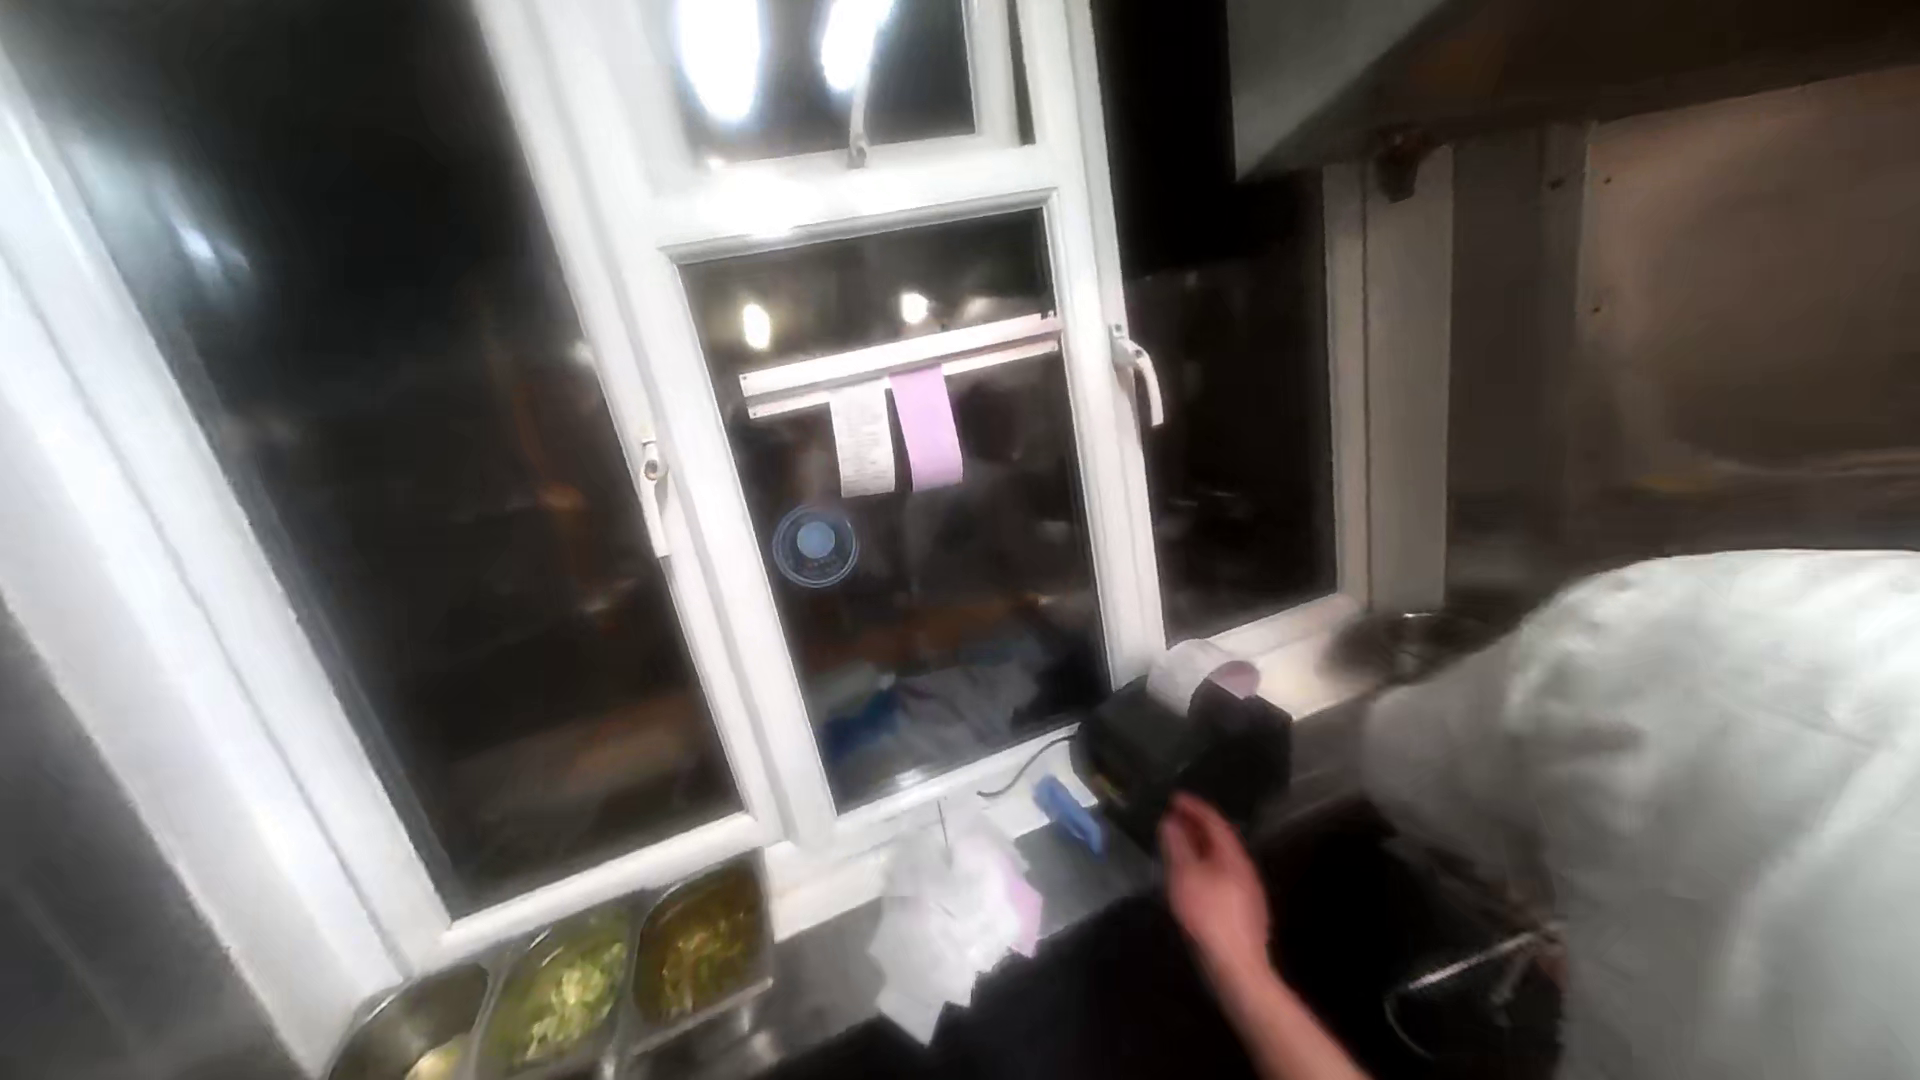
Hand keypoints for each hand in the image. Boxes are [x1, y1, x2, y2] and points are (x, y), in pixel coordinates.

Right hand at [1160, 793, 1273, 991]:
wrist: (1237, 969)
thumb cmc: (1208, 916)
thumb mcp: (1184, 876)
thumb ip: (1176, 845)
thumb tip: (1170, 821)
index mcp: (1233, 856)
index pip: (1214, 821)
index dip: (1194, 806)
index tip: (1175, 796)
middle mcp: (1244, 868)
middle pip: (1219, 838)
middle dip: (1196, 824)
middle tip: (1173, 815)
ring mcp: (1247, 891)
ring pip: (1220, 858)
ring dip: (1199, 845)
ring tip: (1178, 841)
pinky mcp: (1243, 911)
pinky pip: (1221, 874)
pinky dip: (1203, 863)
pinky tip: (1190, 875)